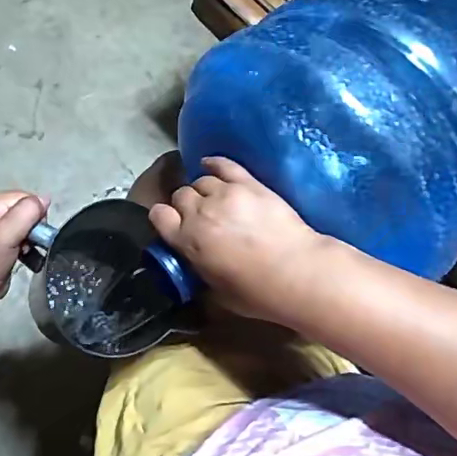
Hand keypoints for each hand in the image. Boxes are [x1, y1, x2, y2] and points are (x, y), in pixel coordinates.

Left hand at [0, 190, 48, 307]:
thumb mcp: (7, 231)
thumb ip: (28, 211)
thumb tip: (47, 198)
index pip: (27, 198)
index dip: (35, 214)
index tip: (32, 234)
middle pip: (28, 211)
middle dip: (34, 228)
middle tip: (27, 244)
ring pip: (29, 226)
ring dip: (32, 239)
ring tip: (25, 252)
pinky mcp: (4, 242)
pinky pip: (25, 238)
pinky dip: (28, 247)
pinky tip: (24, 256)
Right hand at [148, 158, 333, 326]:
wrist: (297, 273)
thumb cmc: (257, 292)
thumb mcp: (216, 292)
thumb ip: (198, 270)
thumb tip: (194, 263)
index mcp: (187, 240)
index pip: (159, 215)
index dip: (164, 218)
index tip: (173, 225)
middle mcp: (199, 212)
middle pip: (180, 195)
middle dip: (186, 205)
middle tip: (201, 217)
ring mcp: (224, 194)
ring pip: (201, 181)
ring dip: (203, 190)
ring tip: (214, 200)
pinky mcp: (248, 184)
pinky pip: (224, 165)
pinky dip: (213, 163)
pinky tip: (209, 164)